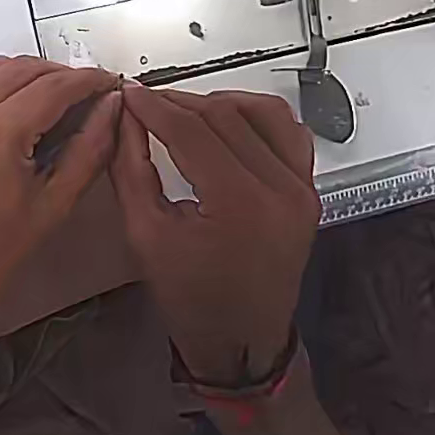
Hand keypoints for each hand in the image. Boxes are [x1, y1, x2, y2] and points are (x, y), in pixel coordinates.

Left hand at [0, 57, 121, 390]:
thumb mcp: (54, 203)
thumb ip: (90, 148)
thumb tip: (109, 108)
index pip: (53, 87)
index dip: (88, 80)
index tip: (106, 83)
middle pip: (23, 68)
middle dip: (60, 73)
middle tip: (85, 90)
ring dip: (26, 72)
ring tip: (51, 95)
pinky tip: (9, 99)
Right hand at [112, 84, 319, 385]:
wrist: (242, 341)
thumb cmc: (189, 297)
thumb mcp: (143, 231)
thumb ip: (130, 166)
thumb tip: (125, 116)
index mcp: (239, 205)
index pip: (192, 131)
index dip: (154, 107)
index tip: (128, 93)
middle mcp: (281, 189)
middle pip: (224, 116)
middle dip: (178, 102)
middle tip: (146, 102)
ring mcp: (302, 188)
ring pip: (262, 112)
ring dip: (218, 102)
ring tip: (184, 110)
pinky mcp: (309, 190)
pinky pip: (289, 132)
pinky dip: (257, 116)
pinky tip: (230, 122)